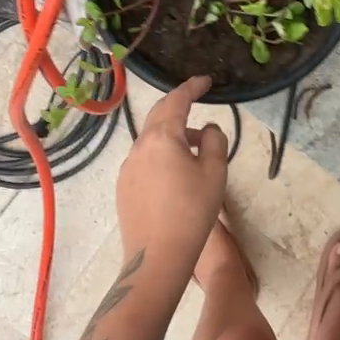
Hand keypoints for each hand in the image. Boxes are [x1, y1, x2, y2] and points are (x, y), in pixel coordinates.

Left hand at [116, 75, 229, 262]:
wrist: (157, 258)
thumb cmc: (192, 212)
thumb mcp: (215, 172)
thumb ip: (215, 141)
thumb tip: (208, 130)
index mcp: (162, 137)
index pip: (177, 101)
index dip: (192, 87)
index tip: (206, 81)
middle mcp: (140, 147)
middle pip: (159, 115)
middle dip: (178, 104)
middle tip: (197, 98)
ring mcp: (128, 168)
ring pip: (151, 138)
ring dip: (173, 132)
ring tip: (198, 145)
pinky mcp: (124, 187)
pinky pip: (145, 158)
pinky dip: (162, 152)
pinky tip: (177, 171)